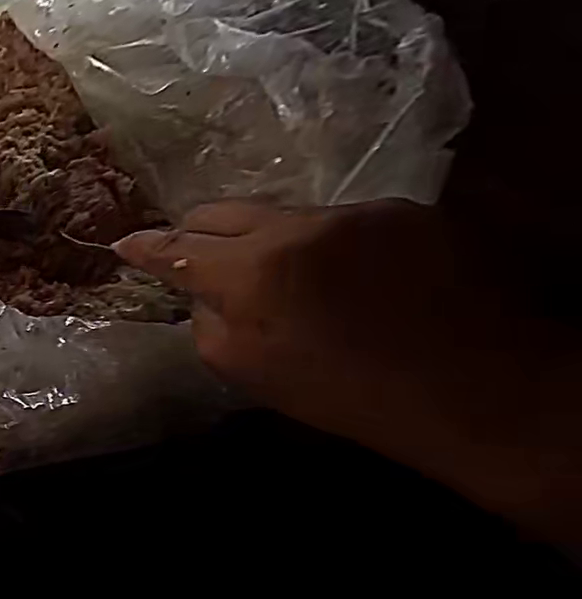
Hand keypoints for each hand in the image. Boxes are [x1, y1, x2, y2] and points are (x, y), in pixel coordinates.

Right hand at [116, 199, 580, 542]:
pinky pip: (331, 222)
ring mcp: (361, 214)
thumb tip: (201, 289)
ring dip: (259, 241)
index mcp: (254, 268)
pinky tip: (328, 276)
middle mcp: (303, 226)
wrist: (476, 387)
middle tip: (185, 258)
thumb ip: (205, 315)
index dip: (143, 247)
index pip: (176, 247)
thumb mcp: (237, 363)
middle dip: (194, 233)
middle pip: (222, 211)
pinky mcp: (409, 214)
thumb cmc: (335, 387)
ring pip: (278, 216)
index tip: (122, 244)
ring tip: (270, 276)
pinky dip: (312, 244)